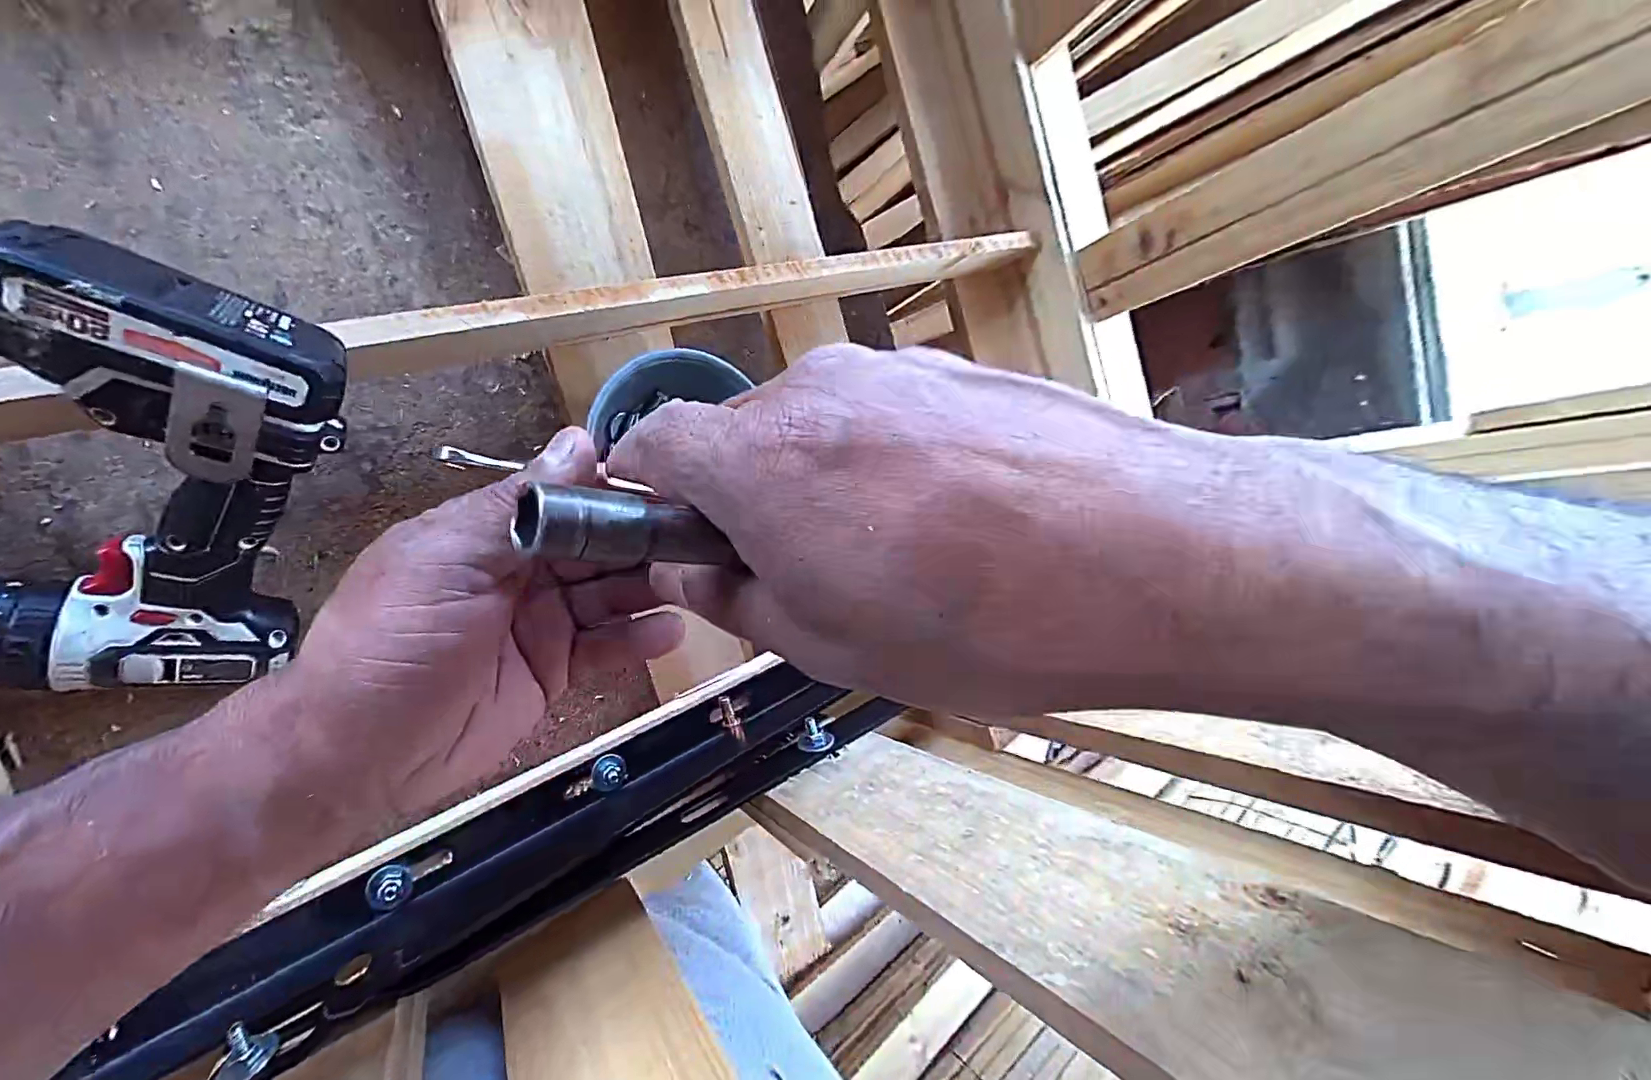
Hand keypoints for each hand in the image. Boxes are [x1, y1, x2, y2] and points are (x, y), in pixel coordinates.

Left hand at [279, 427, 683, 810]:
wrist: (359, 752)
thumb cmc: (393, 638)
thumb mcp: (447, 557)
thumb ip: (519, 505)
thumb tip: (580, 439)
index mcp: (494, 531)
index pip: (569, 497)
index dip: (616, 490)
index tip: (671, 485)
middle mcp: (525, 569)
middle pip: (598, 545)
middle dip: (645, 539)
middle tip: (700, 538)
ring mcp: (543, 621)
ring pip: (610, 593)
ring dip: (650, 586)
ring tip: (695, 580)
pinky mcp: (556, 670)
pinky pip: (606, 647)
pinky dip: (638, 639)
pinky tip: (669, 631)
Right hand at [605, 344, 1275, 718]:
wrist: (1164, 556)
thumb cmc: (971, 623)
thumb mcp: (822, 641)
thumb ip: (729, 594)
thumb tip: (682, 564)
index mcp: (758, 460)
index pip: (654, 440)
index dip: (642, 483)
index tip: (661, 527)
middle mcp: (810, 392)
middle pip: (733, 434)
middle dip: (735, 493)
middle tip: (786, 561)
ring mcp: (886, 369)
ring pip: (804, 422)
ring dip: (807, 475)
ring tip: (880, 542)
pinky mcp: (949, 367)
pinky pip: (873, 410)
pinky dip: (871, 454)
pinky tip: (940, 509)